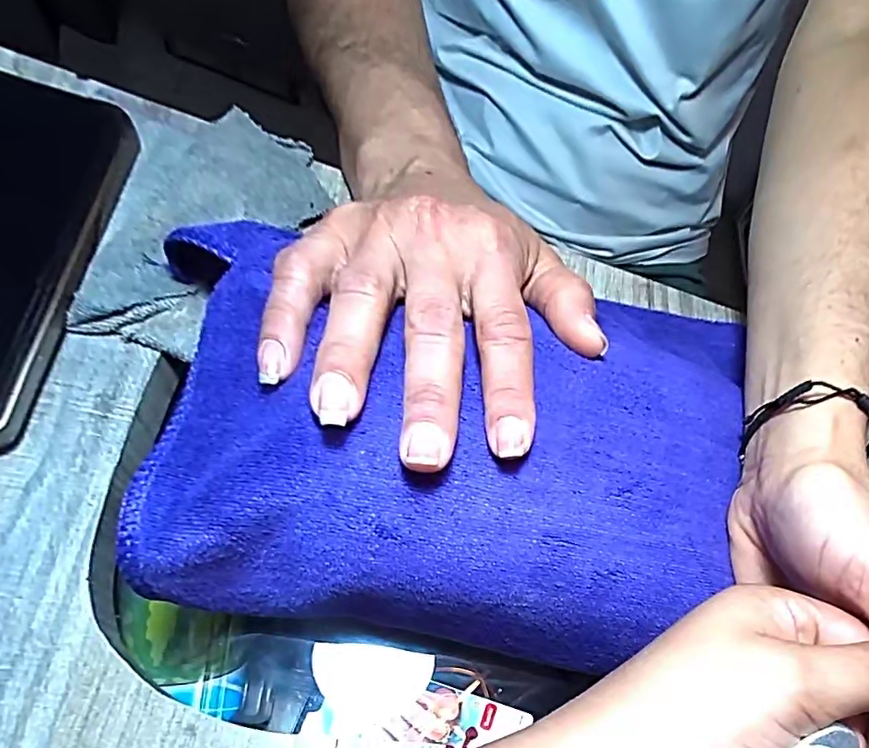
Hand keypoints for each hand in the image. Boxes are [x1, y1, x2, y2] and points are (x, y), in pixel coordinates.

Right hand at [256, 165, 605, 470]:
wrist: (419, 170)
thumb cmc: (479, 234)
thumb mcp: (532, 256)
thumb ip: (564, 298)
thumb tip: (594, 347)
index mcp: (488, 256)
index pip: (505, 331)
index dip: (509, 390)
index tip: (509, 449)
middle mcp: (431, 245)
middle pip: (431, 325)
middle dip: (426, 393)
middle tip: (422, 456)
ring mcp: (372, 238)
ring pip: (359, 299)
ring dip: (344, 358)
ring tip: (335, 418)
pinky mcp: (323, 237)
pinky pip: (297, 277)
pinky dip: (281, 321)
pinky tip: (274, 372)